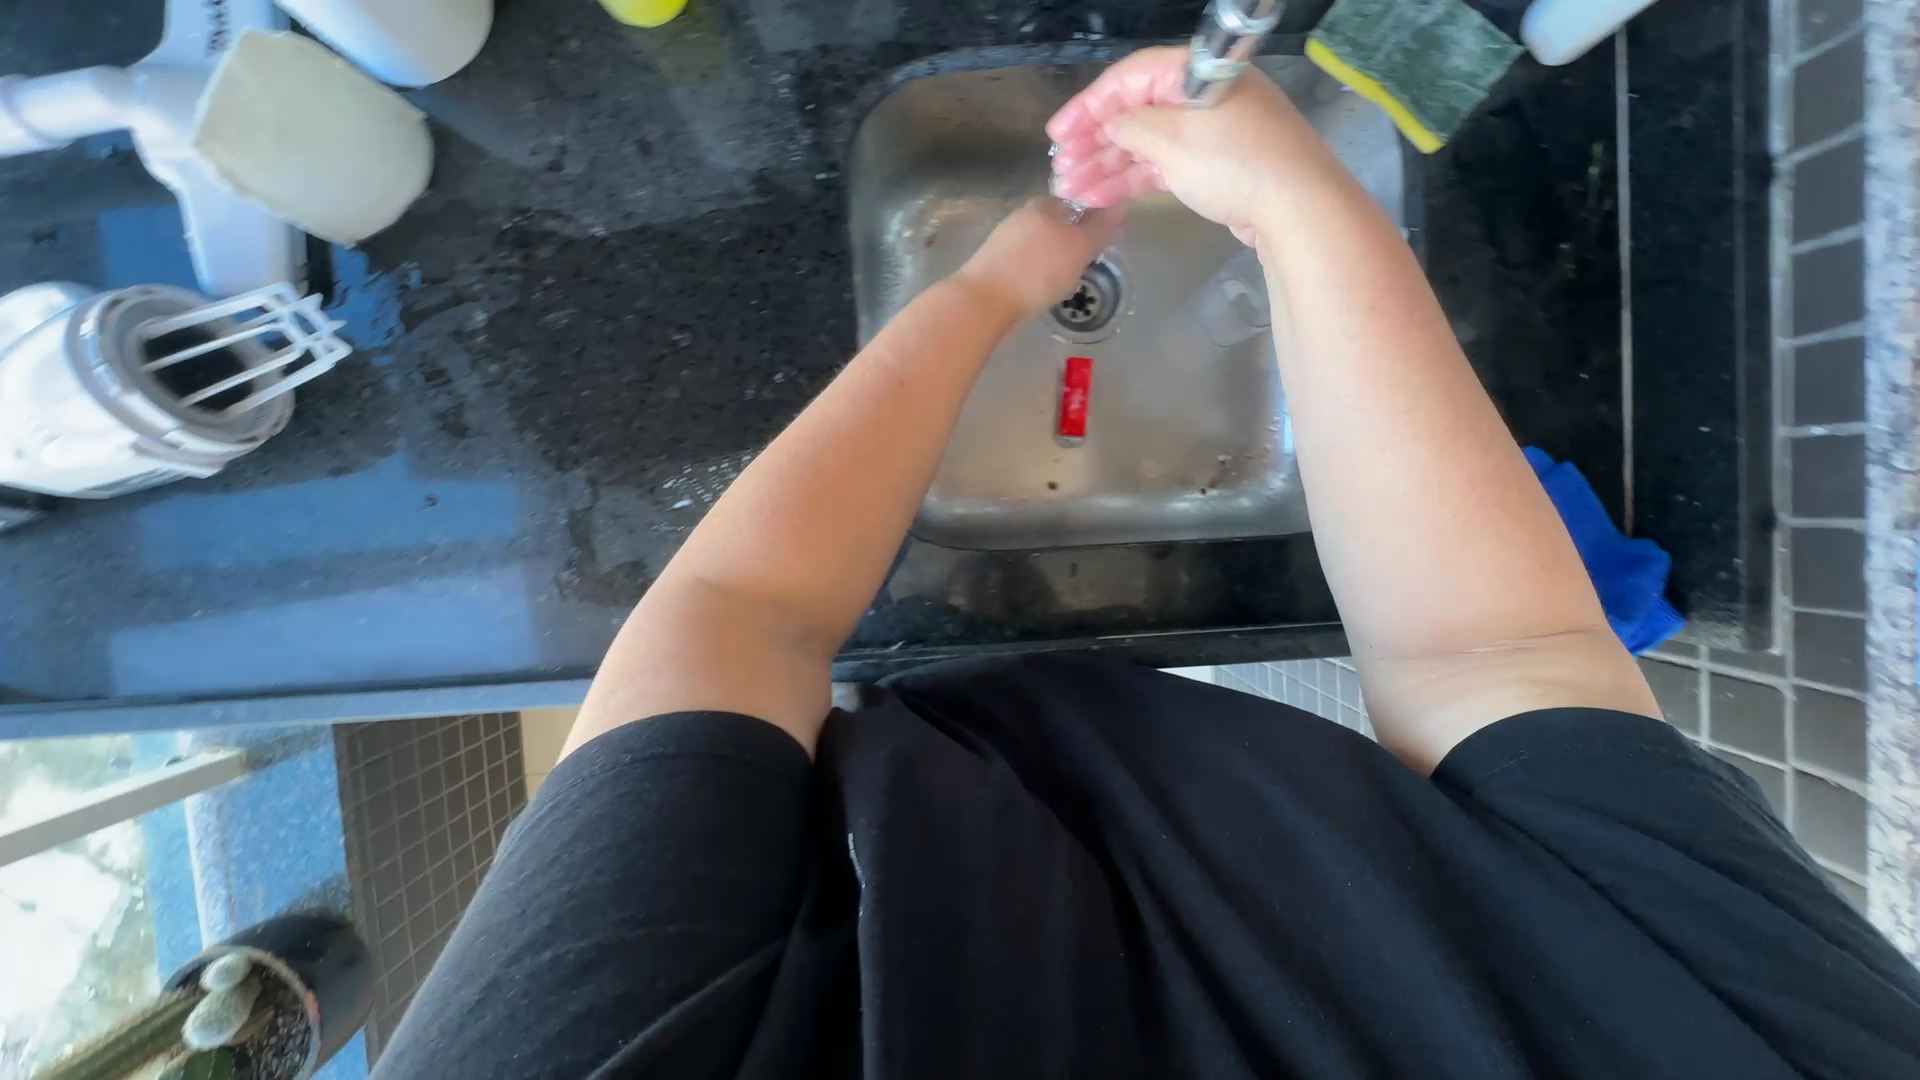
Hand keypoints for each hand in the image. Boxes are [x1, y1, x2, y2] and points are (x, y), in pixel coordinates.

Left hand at [951, 197, 1123, 320]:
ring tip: (1066, 279)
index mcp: (1042, 205)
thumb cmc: (1037, 270)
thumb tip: (1119, 211)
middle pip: (1056, 224)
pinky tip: (1041, 289)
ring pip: (1039, 245)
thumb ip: (1099, 230)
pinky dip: (1037, 274)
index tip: (1104, 239)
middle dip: (1072, 240)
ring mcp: (1004, 242)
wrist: (984, 301)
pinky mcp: (994, 266)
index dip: (1093, 217)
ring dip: (1054, 258)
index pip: (1075, 201)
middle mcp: (1021, 218)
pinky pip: (1025, 265)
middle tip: (1087, 262)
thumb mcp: (1079, 248)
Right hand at [1046, 47, 1329, 246]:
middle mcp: (1200, 99)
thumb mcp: (1175, 140)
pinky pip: (1160, 168)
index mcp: (1195, 75)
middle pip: (1135, 113)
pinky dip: (1130, 182)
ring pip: (1144, 145)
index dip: (1089, 105)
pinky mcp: (1210, 169)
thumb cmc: (1236, 164)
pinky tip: (1098, 198)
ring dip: (1105, 167)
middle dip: (1093, 142)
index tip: (1058, 133)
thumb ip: (1132, 127)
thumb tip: (1109, 125)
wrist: (1294, 208)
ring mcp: (1206, 136)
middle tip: (1060, 168)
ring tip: (1070, 190)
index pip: (1130, 79)